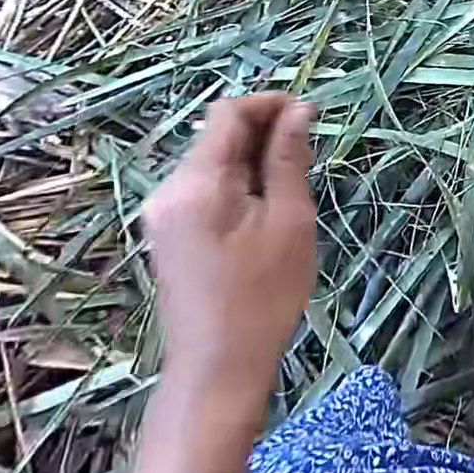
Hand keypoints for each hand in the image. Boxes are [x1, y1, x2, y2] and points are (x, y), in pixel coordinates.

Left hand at [142, 93, 316, 401]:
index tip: (309, 115)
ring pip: (216, 159)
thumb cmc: (264, 292)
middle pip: (220, 135)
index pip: (228, 114)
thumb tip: (299, 109)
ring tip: (293, 182)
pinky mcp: (169, 230)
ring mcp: (164, 212)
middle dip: (267, 132)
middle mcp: (169, 190)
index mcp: (196, 184)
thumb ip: (289, 158)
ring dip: (256, 157)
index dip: (270, 104)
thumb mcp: (289, 218)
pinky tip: (267, 203)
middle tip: (309, 154)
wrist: (219, 368)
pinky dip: (241, 180)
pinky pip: (208, 184)